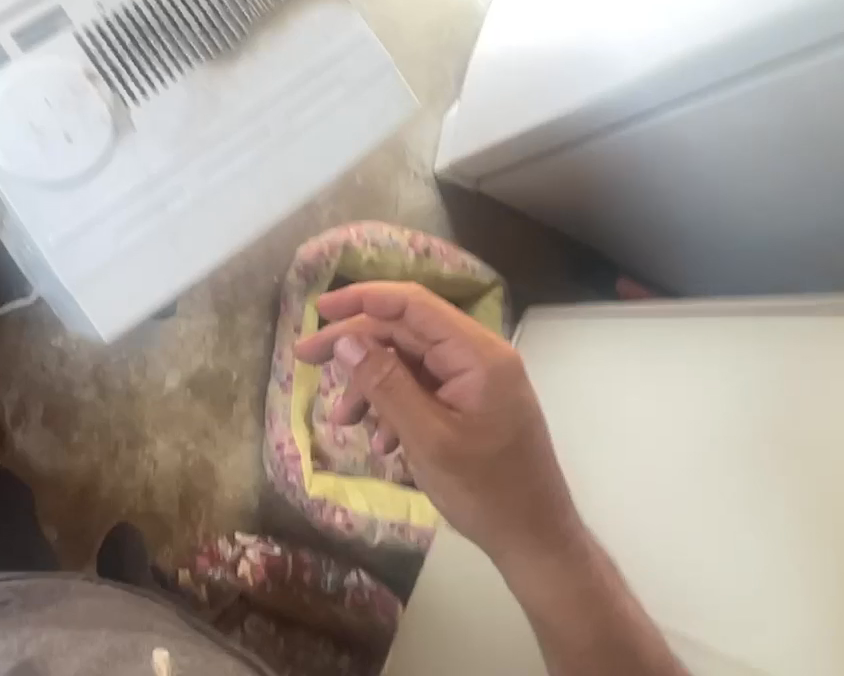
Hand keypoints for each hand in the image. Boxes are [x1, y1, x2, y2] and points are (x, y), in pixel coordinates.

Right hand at [295, 283, 581, 566]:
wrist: (537, 544)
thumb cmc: (487, 492)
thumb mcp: (427, 438)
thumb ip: (385, 384)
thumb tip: (346, 340)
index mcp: (477, 354)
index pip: (412, 304)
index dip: (362, 299)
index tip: (318, 310)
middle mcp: (477, 355)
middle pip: (403, 330)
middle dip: (354, 346)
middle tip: (306, 359)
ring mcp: (473, 378)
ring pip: (405, 361)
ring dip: (370, 385)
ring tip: (344, 421)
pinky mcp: (468, 401)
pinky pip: (419, 386)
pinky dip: (391, 405)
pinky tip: (380, 440)